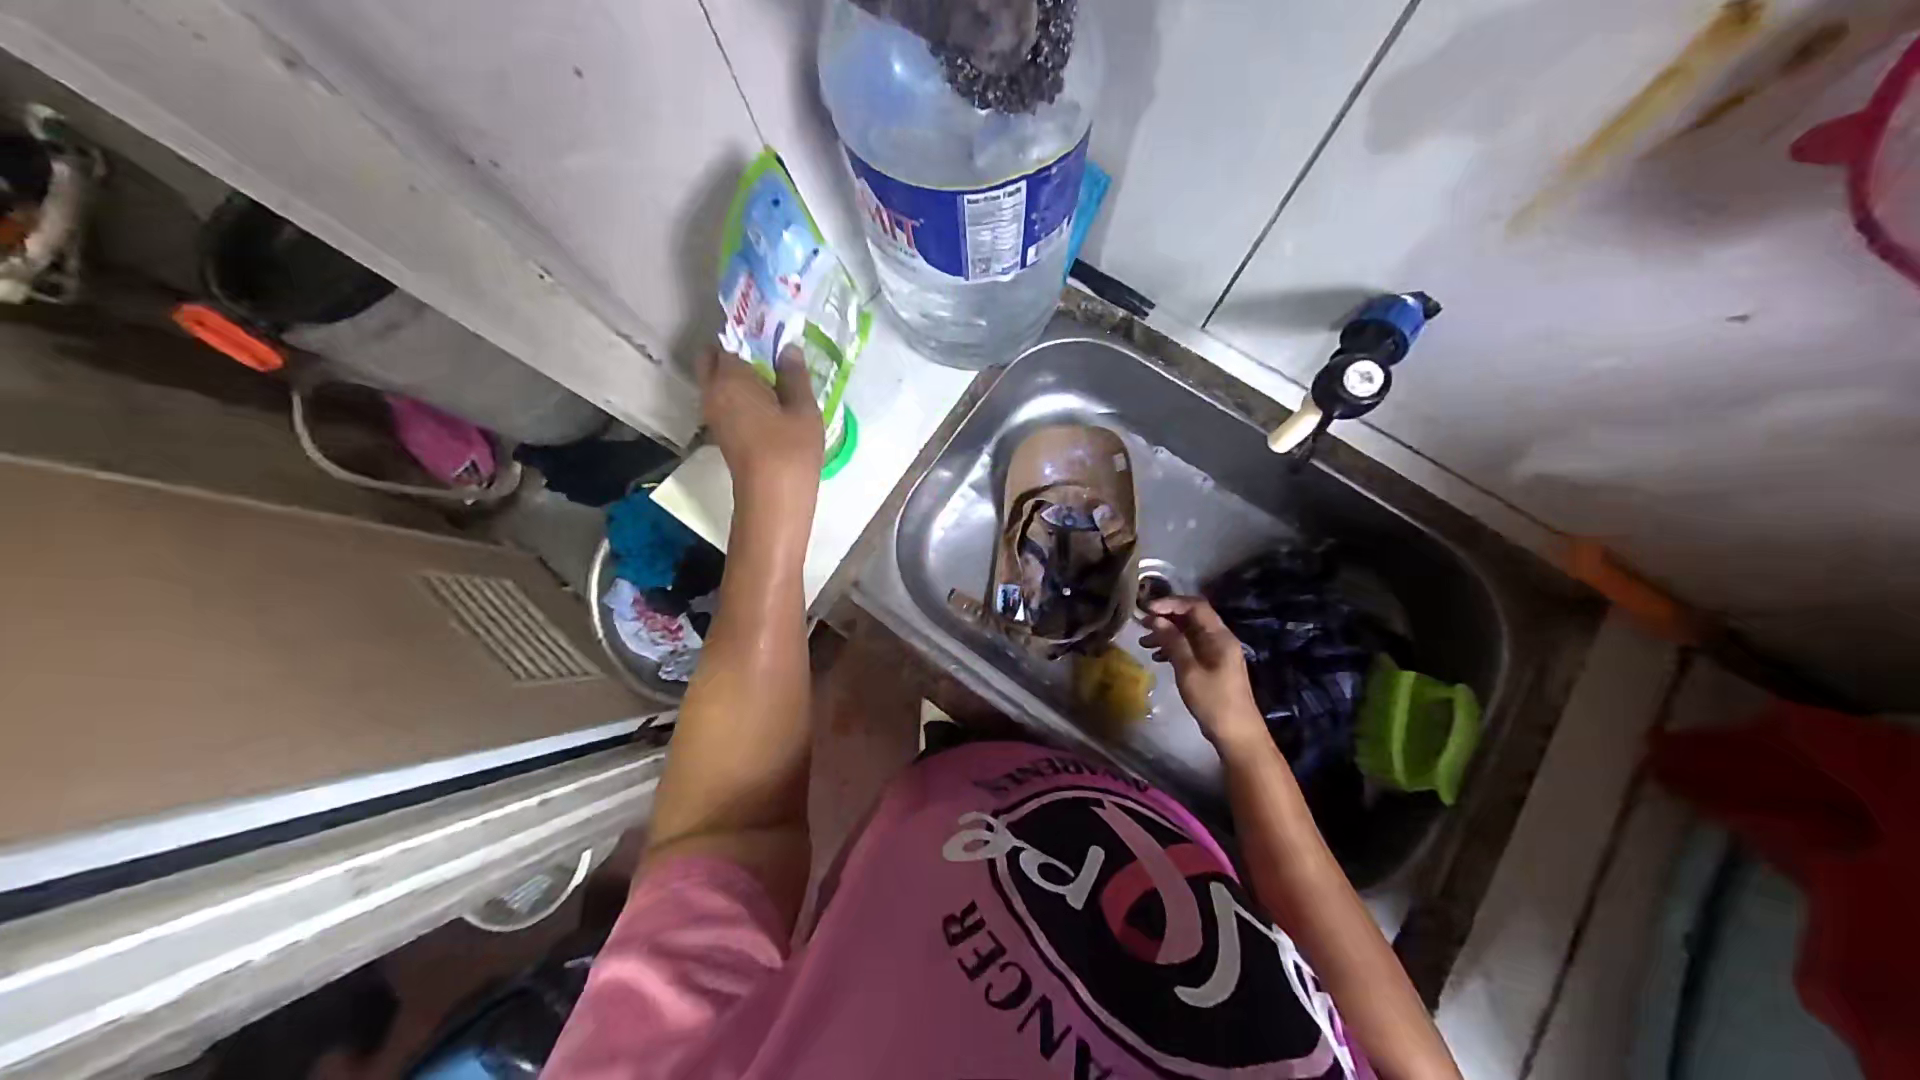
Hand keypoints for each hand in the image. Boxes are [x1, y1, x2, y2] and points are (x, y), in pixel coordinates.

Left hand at [698, 344, 823, 500]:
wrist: (773, 498)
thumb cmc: (790, 450)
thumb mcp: (803, 409)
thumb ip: (794, 375)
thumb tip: (788, 349)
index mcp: (730, 378)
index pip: (731, 341)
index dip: (750, 334)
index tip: (772, 334)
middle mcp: (712, 392)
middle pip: (712, 358)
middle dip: (734, 351)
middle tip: (768, 356)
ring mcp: (713, 414)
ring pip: (716, 381)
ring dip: (737, 375)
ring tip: (773, 378)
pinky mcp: (721, 433)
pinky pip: (724, 400)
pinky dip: (739, 394)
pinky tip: (768, 402)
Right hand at [1140, 595, 1267, 750]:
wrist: (1237, 734)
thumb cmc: (1213, 701)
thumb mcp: (1189, 670)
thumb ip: (1173, 642)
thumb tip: (1156, 619)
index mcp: (1219, 637)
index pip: (1196, 606)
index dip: (1171, 603)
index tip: (1147, 609)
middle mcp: (1220, 639)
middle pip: (1192, 617)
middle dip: (1166, 617)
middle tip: (1142, 625)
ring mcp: (1218, 653)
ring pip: (1189, 633)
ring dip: (1167, 633)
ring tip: (1144, 642)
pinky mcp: (1213, 666)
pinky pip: (1191, 648)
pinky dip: (1173, 647)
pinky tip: (1157, 657)